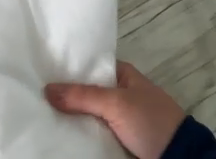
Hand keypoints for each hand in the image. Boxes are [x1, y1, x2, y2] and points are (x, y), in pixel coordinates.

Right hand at [45, 61, 186, 158]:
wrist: (179, 157)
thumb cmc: (150, 120)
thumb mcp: (116, 104)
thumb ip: (82, 96)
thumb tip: (46, 89)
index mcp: (122, 75)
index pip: (89, 67)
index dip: (68, 69)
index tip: (42, 71)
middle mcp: (120, 94)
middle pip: (86, 93)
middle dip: (66, 96)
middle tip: (36, 94)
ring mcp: (120, 119)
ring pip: (89, 116)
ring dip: (72, 118)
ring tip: (41, 113)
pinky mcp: (119, 141)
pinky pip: (95, 135)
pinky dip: (81, 136)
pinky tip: (60, 134)